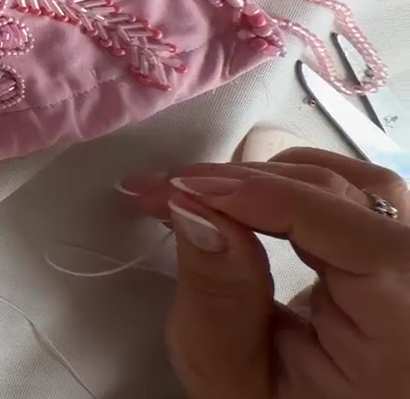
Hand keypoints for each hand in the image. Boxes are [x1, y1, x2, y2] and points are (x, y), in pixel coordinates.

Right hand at [122, 148, 409, 397]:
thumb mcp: (230, 374)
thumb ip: (217, 295)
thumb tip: (191, 208)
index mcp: (409, 344)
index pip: (362, 236)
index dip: (262, 195)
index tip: (173, 189)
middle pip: (357, 198)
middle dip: (245, 181)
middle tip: (164, 191)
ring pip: (367, 187)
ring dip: (274, 177)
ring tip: (207, 195)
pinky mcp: (405, 268)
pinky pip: (370, 204)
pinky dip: (302, 188)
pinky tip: (253, 203)